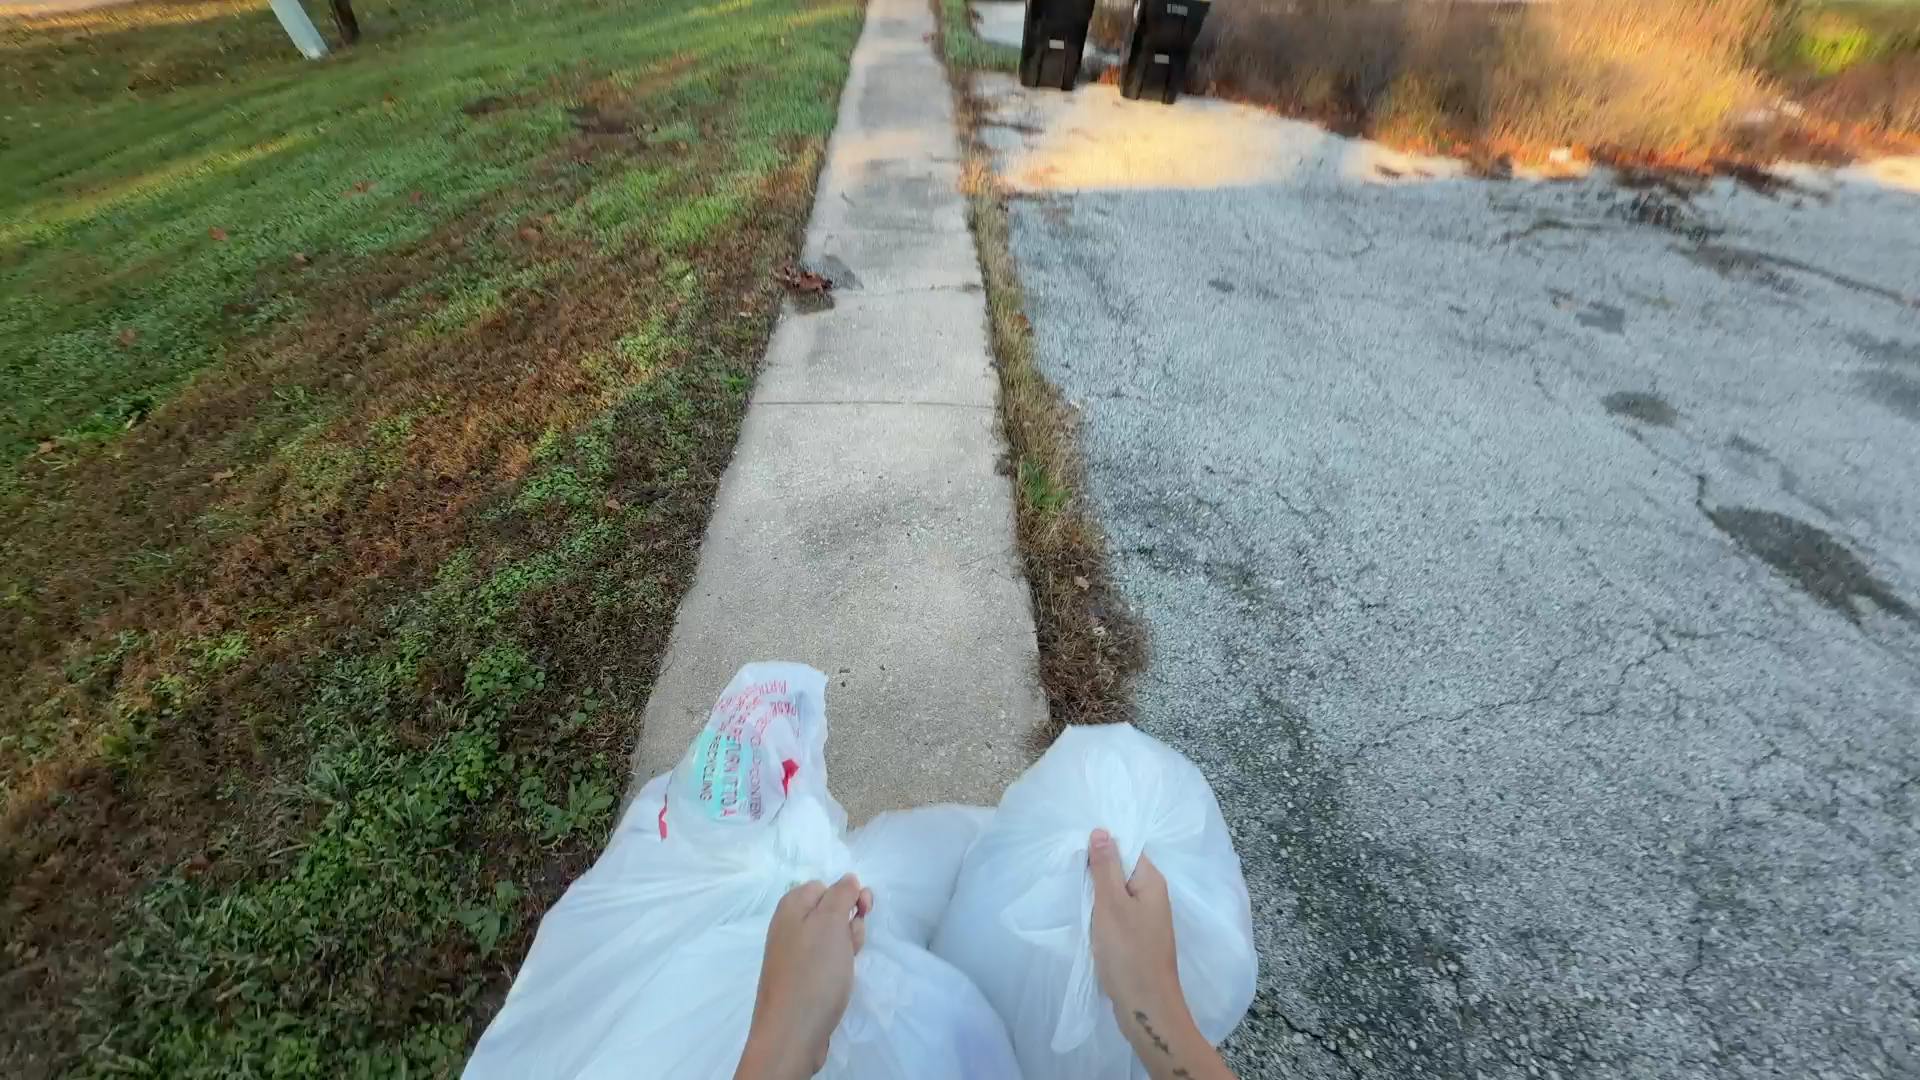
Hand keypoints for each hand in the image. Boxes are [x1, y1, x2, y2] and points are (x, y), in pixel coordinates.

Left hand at [732, 875, 873, 1079]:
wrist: (791, 1036)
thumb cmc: (814, 972)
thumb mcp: (832, 922)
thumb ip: (842, 893)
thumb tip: (848, 879)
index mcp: (792, 906)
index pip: (827, 885)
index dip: (848, 896)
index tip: (862, 912)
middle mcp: (788, 926)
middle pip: (831, 912)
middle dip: (849, 924)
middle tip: (850, 944)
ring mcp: (792, 954)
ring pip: (832, 938)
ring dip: (846, 947)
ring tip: (844, 967)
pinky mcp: (799, 979)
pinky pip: (824, 961)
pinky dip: (836, 967)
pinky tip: (838, 982)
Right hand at [1089, 829, 1239, 1079]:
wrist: (1146, 1010)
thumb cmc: (1129, 952)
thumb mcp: (1111, 904)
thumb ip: (1105, 867)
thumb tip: (1101, 831)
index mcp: (1151, 882)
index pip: (1127, 848)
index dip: (1102, 844)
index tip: (1075, 845)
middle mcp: (1152, 896)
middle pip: (1120, 869)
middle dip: (1096, 868)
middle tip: (1068, 865)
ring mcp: (1144, 919)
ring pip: (1115, 893)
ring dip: (1095, 891)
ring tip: (1071, 886)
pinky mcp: (1135, 938)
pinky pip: (1115, 913)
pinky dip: (1099, 912)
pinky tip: (1083, 914)